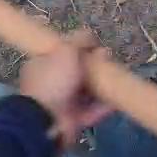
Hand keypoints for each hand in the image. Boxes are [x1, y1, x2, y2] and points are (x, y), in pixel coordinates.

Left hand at [17, 30, 114, 149]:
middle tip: (107, 58)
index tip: (93, 45)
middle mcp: (49, 84)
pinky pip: (91, 111)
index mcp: (40, 66)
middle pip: (74, 72)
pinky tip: (116, 99)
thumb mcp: (65, 51)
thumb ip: (79, 40)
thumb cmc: (53, 80)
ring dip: (100, 84)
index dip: (77, 49)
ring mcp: (60, 104)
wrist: (46, 120)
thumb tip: (90, 36)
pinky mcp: (72, 121)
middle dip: (92, 65)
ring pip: (84, 92)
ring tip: (115, 75)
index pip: (60, 54)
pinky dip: (103, 106)